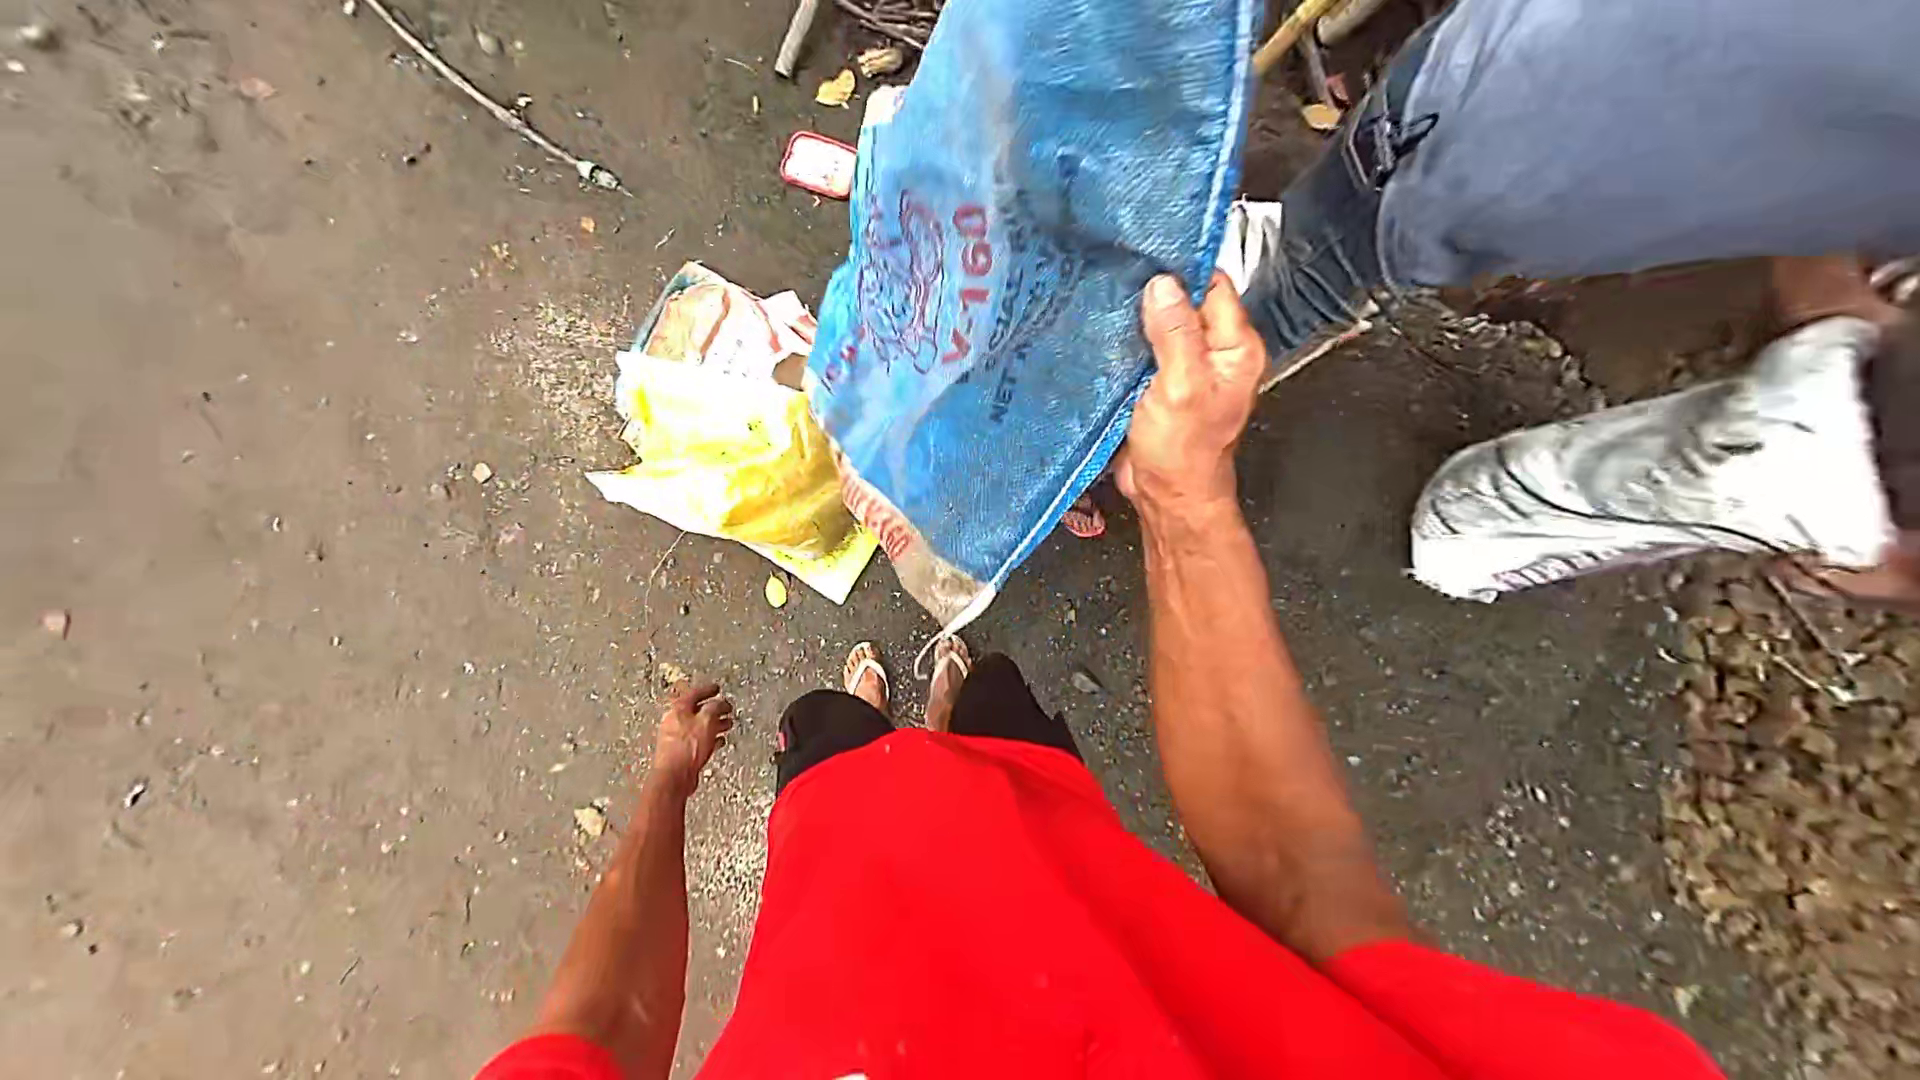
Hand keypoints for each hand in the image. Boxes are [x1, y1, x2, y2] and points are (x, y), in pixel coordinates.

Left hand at [651, 682, 733, 794]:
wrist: (674, 776)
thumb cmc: (686, 748)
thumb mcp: (707, 720)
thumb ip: (716, 707)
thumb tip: (721, 703)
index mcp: (678, 710)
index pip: (694, 693)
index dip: (708, 690)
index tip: (717, 688)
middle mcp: (674, 722)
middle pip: (697, 711)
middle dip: (714, 709)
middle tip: (726, 708)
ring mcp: (676, 738)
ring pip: (699, 726)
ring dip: (714, 724)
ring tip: (727, 724)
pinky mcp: (681, 753)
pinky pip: (698, 741)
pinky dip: (710, 739)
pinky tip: (718, 742)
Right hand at [1116, 272, 1266, 517]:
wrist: (1165, 494)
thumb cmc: (1184, 452)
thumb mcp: (1181, 386)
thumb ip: (1174, 333)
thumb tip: (1163, 285)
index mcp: (1234, 349)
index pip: (1214, 288)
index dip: (1184, 272)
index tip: (1149, 259)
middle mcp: (1213, 354)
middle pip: (1185, 305)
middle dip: (1155, 296)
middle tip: (1121, 281)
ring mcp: (1183, 369)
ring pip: (1159, 328)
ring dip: (1136, 321)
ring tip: (1108, 306)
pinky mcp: (1156, 384)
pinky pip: (1142, 353)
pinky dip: (1125, 345)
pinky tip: (1105, 337)